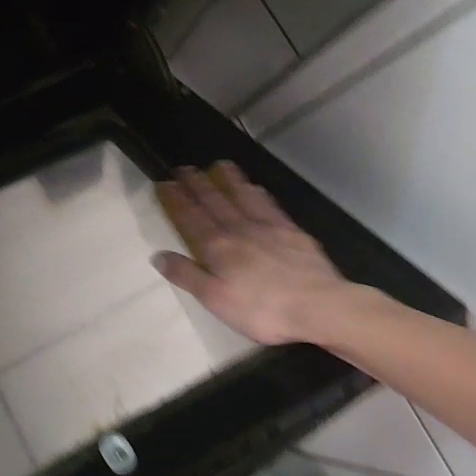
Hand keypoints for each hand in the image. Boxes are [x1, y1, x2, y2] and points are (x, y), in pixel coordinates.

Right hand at [152, 161, 374, 345]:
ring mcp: (267, 227)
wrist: (317, 306)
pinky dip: (258, 194)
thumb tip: (158, 255)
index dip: (176, 200)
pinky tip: (255, 188)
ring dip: (228, 180)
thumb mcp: (215, 299)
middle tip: (185, 168)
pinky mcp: (292, 231)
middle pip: (213, 201)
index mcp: (217, 248)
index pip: (190, 218)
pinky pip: (269, 206)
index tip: (164, 183)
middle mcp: (238, 230)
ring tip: (218, 165)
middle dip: (197, 184)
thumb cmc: (261, 310)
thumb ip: (187, 275)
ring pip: (242, 196)